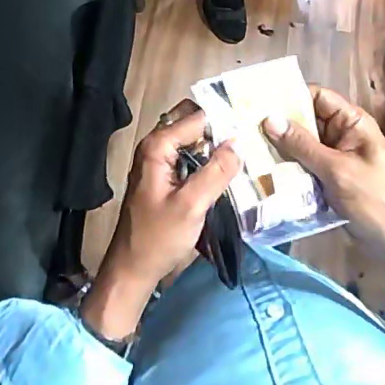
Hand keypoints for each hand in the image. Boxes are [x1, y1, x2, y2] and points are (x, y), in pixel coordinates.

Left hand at [83, 101, 241, 342]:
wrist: (133, 267)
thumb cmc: (158, 237)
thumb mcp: (192, 205)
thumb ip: (215, 172)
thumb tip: (238, 143)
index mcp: (156, 146)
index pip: (196, 117)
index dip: (223, 120)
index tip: (252, 127)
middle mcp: (155, 146)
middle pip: (192, 122)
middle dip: (218, 128)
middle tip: (249, 140)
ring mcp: (158, 161)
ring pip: (192, 140)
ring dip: (214, 145)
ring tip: (246, 153)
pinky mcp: (164, 177)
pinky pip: (189, 157)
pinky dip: (207, 160)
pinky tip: (228, 171)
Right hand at [262, 86, 384, 295]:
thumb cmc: (375, 201)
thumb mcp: (336, 170)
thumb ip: (302, 145)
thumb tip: (269, 119)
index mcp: (353, 123)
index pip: (317, 97)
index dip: (290, 96)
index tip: (258, 100)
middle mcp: (342, 135)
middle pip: (305, 120)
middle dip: (279, 123)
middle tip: (244, 125)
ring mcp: (335, 158)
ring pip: (301, 145)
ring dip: (279, 147)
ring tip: (247, 146)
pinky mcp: (328, 179)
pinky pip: (302, 166)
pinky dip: (286, 167)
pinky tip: (262, 169)